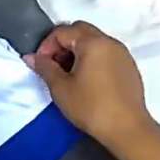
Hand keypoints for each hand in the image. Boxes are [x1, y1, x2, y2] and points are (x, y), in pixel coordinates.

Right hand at [26, 21, 159, 149]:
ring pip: (94, 41)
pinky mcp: (129, 67)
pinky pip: (106, 53)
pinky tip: (88, 80)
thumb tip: (30, 57)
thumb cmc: (91, 106)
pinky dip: (92, 58)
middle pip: (80, 30)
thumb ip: (44, 67)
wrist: (127, 129)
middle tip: (54, 65)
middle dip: (62, 44)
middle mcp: (109, 42)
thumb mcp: (60, 88)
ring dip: (77, 51)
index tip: (41, 65)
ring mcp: (122, 53)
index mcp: (92, 42)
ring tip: (69, 74)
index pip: (62, 31)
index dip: (46, 45)